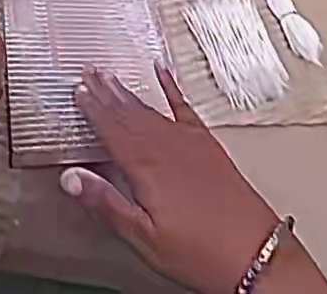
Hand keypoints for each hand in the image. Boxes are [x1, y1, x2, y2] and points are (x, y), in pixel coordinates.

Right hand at [67, 68, 282, 293]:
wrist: (256, 255)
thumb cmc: (200, 252)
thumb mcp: (145, 238)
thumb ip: (106, 203)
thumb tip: (70, 178)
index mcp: (144, 165)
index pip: (109, 128)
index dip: (91, 108)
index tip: (78, 90)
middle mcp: (163, 145)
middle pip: (125, 111)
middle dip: (104, 90)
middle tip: (88, 71)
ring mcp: (186, 140)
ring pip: (147, 108)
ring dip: (125, 90)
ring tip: (109, 75)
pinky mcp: (205, 142)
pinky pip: (182, 106)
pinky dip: (170, 86)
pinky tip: (162, 72)